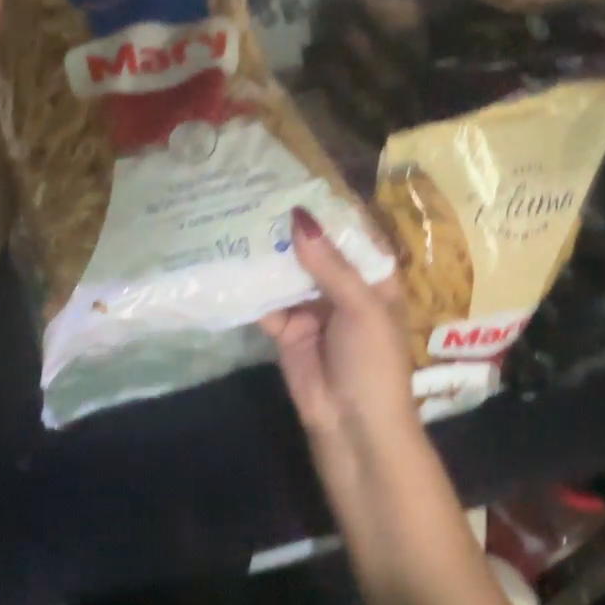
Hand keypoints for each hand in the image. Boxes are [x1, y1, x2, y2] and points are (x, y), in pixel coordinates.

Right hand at [260, 206, 420, 498]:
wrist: (352, 423)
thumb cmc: (373, 361)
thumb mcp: (361, 306)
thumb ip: (328, 264)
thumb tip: (298, 217)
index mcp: (374, 280)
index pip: (351, 237)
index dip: (328, 212)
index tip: (298, 180)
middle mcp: (343, 290)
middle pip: (315, 253)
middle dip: (290, 230)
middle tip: (257, 194)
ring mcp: (312, 310)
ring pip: (288, 275)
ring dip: (268, 255)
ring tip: (238, 219)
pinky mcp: (285, 331)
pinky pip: (266, 303)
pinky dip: (251, 288)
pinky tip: (229, 261)